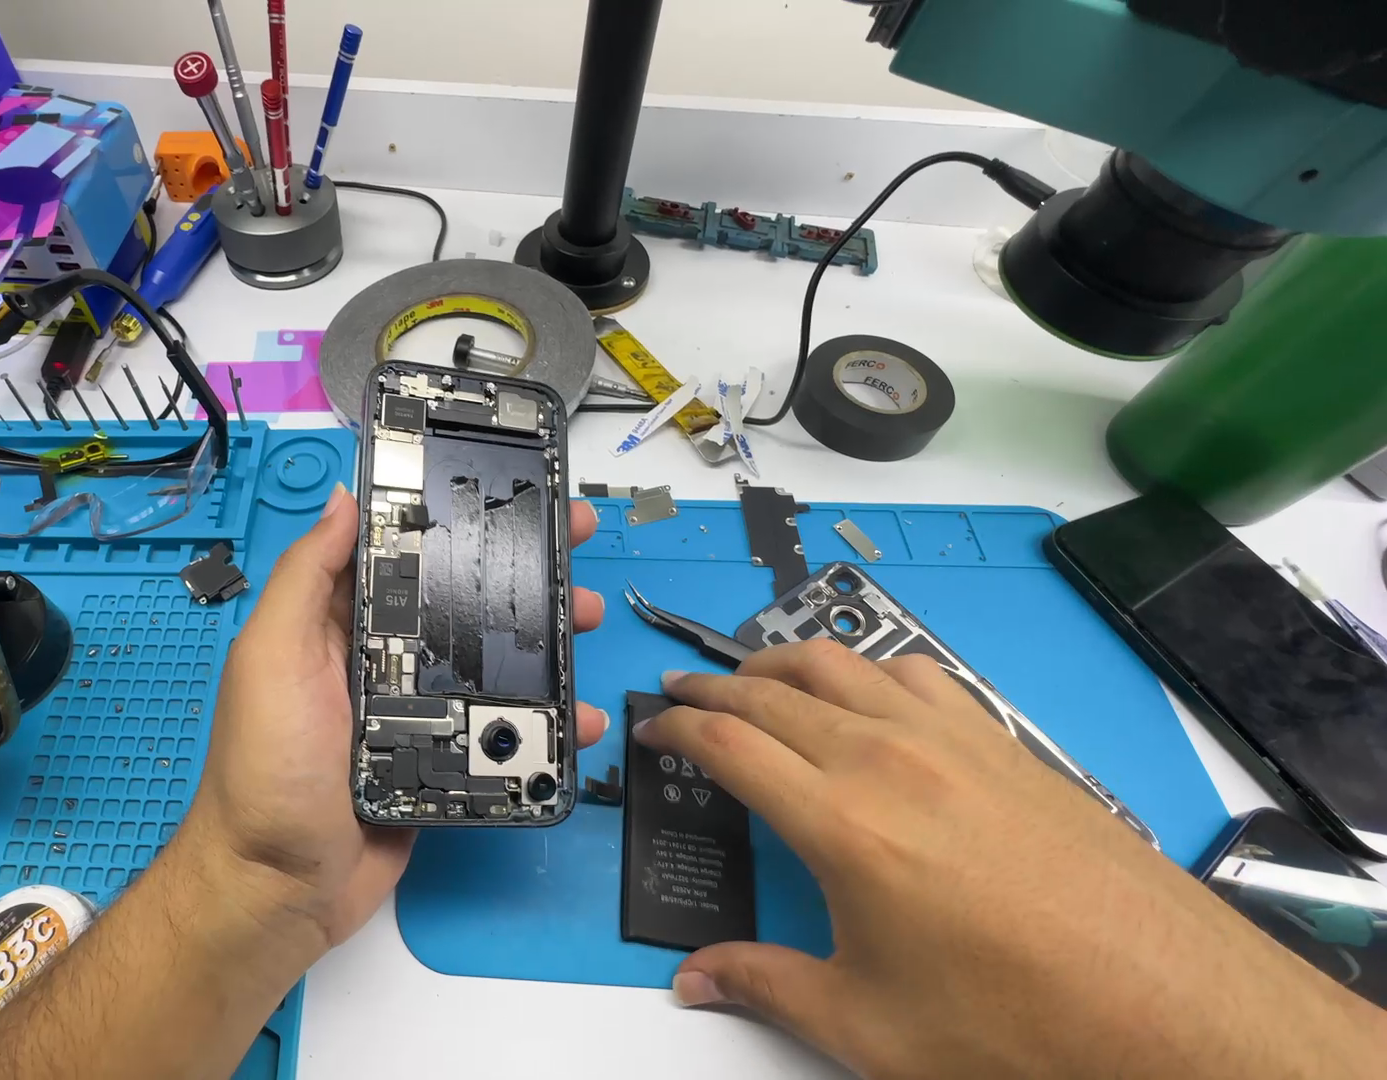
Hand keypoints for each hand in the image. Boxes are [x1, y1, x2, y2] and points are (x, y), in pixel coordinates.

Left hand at [182, 486, 608, 948]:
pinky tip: (580, 714)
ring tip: (587, 616)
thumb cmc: (268, 765)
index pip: (405, 553)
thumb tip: (342, 499)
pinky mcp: (447, 758)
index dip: (454, 518)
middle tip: (571, 542)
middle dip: (518, 569)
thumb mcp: (272, 656)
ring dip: (544, 636)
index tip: (507, 490)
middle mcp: (385, 657)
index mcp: (343, 623)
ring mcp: (420, 709)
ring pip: (493, 659)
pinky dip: (546, 719)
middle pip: (462, 600)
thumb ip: (306, 578)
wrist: (281, 887)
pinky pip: (502, 726)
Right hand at [636, 642, 1386, 1079]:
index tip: (651, 731)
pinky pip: (911, 671)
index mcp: (838, 822)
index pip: (725, 743)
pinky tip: (859, 689)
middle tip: (676, 692)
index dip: (674, 728)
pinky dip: (862, 666)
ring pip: (834, 663)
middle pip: (766, 692)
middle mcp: (882, 758)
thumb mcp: (872, 1024)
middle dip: (707, 687)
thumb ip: (764, 984)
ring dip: (775, 661)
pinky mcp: (998, 739)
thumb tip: (689, 981)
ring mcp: (945, 738)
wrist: (1188, 1023)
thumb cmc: (1016, 1027)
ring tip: (748, 675)